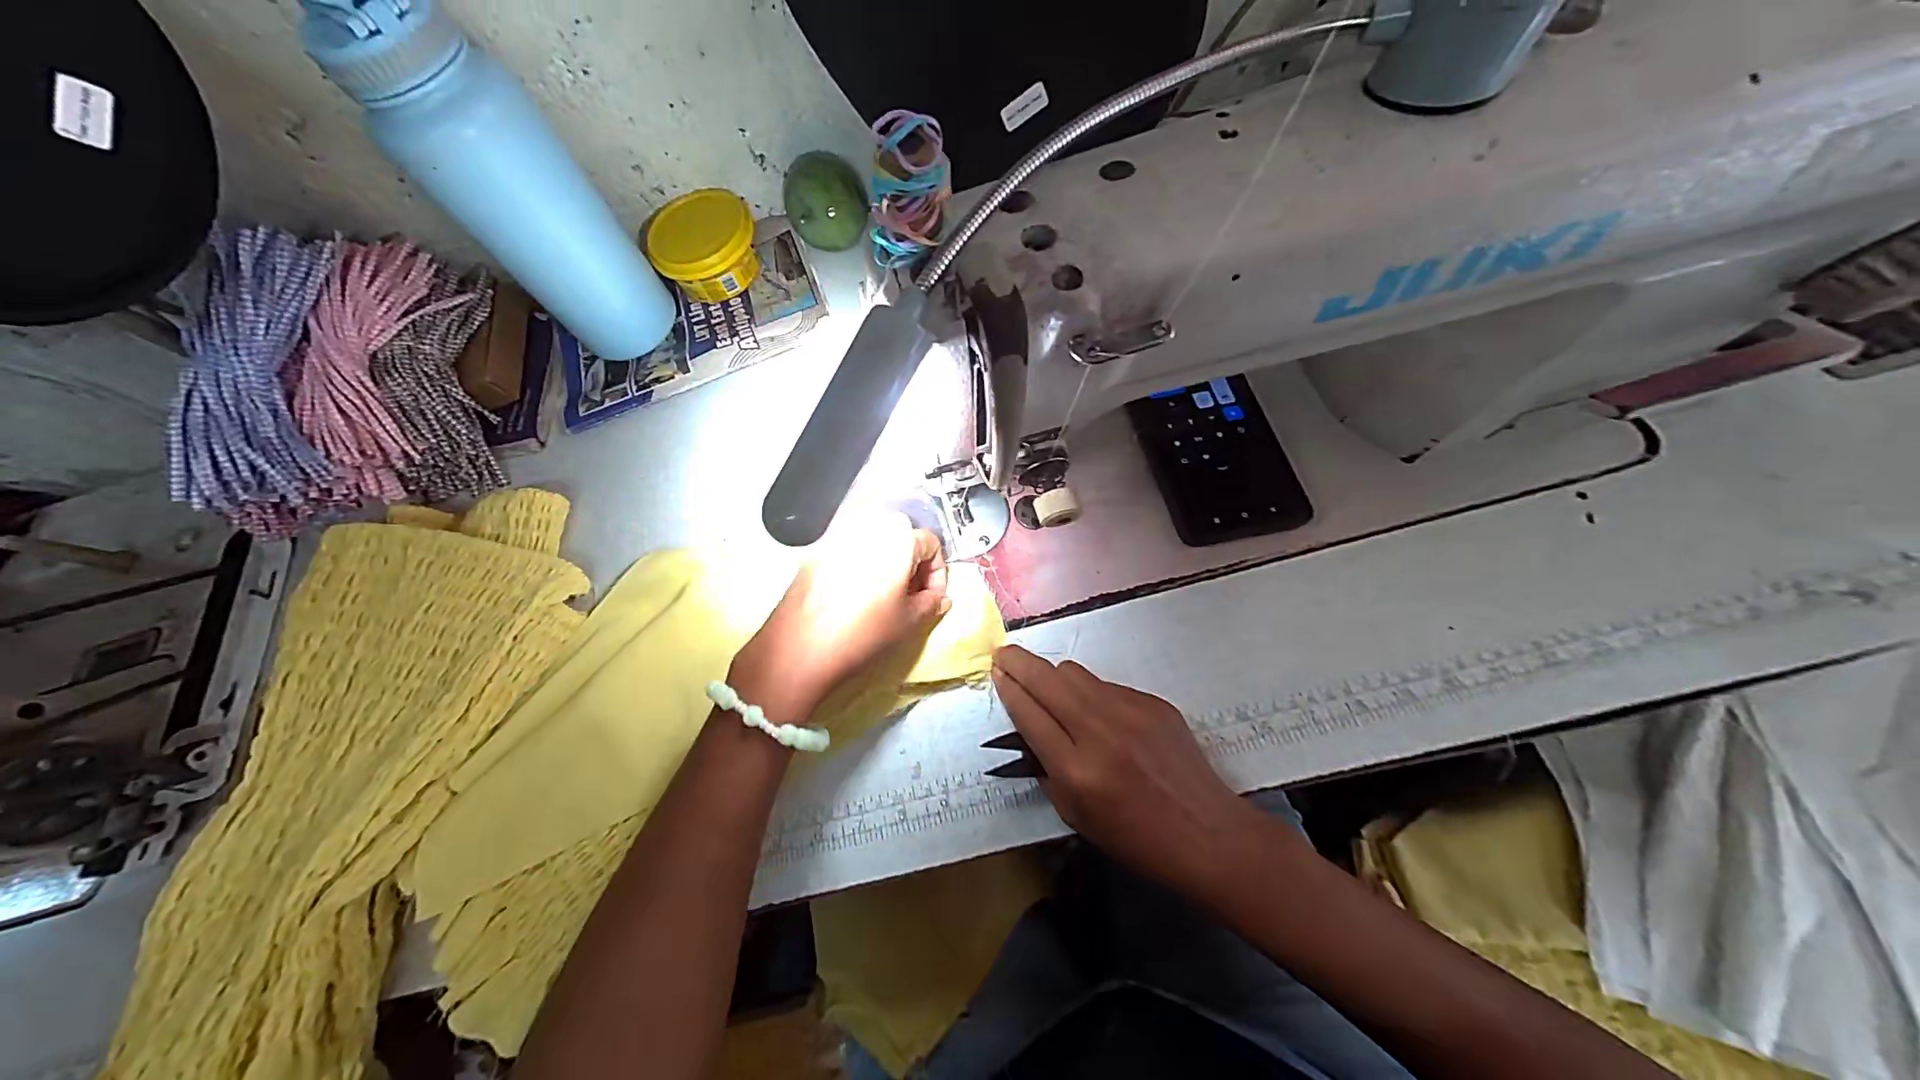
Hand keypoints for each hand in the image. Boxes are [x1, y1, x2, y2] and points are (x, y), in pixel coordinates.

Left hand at [730, 512, 950, 726]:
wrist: (800, 648)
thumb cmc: (863, 631)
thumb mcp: (909, 621)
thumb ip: (931, 603)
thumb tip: (937, 598)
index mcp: (897, 536)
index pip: (931, 544)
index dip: (938, 574)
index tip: (933, 598)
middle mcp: (867, 526)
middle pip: (901, 539)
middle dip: (913, 567)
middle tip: (912, 599)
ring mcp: (837, 537)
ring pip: (874, 545)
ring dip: (886, 567)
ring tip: (885, 601)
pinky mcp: (814, 553)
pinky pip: (849, 554)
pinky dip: (861, 570)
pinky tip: (856, 600)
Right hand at [991, 645, 1278, 895]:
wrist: (1207, 833)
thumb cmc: (1136, 838)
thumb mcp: (1076, 815)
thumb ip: (1047, 769)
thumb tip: (1030, 728)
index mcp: (1077, 770)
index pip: (1030, 714)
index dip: (1009, 689)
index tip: (996, 673)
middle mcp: (1101, 733)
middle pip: (1047, 681)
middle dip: (1019, 662)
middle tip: (1003, 653)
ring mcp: (1131, 713)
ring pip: (1076, 674)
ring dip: (1052, 674)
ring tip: (1044, 682)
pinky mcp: (1154, 703)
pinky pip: (1107, 685)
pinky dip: (1089, 692)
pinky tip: (1094, 710)